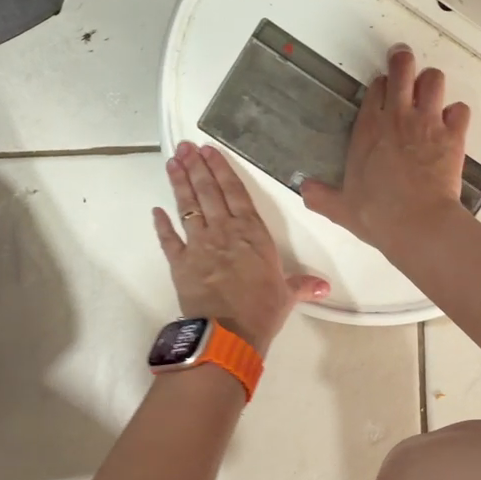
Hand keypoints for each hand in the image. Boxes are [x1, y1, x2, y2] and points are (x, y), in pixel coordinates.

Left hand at [154, 142, 330, 355]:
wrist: (229, 332)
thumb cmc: (262, 311)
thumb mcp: (286, 295)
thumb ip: (302, 285)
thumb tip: (324, 287)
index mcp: (252, 233)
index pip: (235, 192)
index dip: (222, 169)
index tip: (209, 150)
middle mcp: (224, 231)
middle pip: (208, 192)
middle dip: (197, 167)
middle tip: (185, 147)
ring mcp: (199, 245)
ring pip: (187, 207)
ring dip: (179, 184)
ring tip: (172, 162)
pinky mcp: (180, 263)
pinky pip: (168, 239)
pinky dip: (161, 225)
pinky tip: (156, 211)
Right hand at [301, 44, 471, 256]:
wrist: (417, 224)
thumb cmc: (376, 215)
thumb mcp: (341, 208)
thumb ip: (321, 196)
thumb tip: (303, 190)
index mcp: (368, 130)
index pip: (375, 89)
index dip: (380, 86)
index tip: (382, 92)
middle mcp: (397, 118)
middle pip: (402, 69)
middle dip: (403, 61)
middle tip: (403, 62)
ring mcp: (427, 124)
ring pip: (434, 80)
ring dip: (431, 83)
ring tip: (429, 94)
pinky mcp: (453, 136)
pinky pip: (459, 110)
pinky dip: (456, 115)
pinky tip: (451, 125)